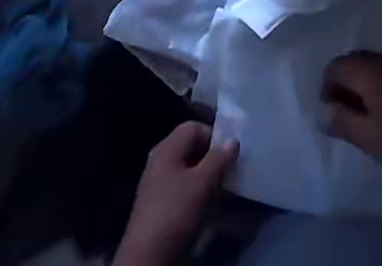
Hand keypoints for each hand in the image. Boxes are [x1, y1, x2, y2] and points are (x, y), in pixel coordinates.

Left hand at [117, 122, 237, 265]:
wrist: (147, 255)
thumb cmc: (175, 211)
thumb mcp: (201, 183)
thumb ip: (218, 159)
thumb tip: (233, 140)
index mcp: (166, 149)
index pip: (192, 128)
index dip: (213, 135)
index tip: (230, 153)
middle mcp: (160, 160)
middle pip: (190, 147)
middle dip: (212, 156)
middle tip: (231, 170)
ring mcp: (158, 182)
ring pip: (188, 169)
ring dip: (207, 175)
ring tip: (224, 188)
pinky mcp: (161, 204)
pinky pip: (183, 187)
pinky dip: (198, 190)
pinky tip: (209, 204)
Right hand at [320, 51, 381, 192]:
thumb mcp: (371, 140)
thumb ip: (341, 122)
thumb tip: (321, 111)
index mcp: (371, 71)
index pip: (335, 66)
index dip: (327, 89)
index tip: (332, 117)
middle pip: (352, 62)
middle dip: (343, 85)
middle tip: (346, 118)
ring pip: (371, 66)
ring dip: (360, 86)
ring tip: (365, 118)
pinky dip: (377, 86)